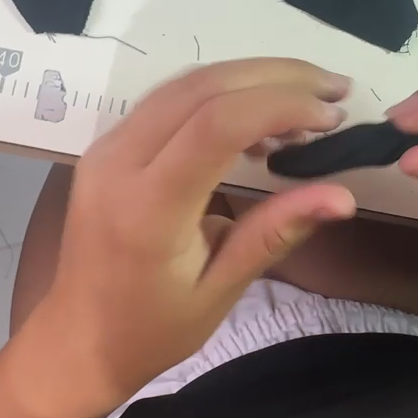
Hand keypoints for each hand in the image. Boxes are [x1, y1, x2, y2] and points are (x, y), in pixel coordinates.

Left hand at [35, 59, 357, 414]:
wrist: (75, 340)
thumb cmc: (150, 329)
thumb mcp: (221, 291)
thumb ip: (276, 231)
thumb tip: (342, 197)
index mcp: (146, 208)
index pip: (216, 124)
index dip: (281, 106)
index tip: (331, 117)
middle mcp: (119, 161)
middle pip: (205, 86)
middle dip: (279, 76)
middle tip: (335, 89)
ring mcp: (109, 145)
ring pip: (190, 81)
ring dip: (255, 76)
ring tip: (310, 96)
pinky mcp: (112, 142)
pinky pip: (174, 97)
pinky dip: (226, 92)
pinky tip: (262, 117)